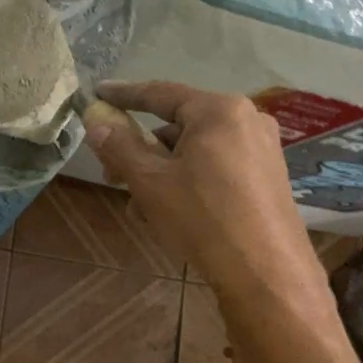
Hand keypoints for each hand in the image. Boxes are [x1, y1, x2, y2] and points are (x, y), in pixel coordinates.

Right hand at [84, 81, 326, 309]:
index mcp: (218, 111)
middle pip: (177, 124)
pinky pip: (213, 165)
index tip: (97, 93)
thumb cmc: (202, 217)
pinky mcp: (265, 175)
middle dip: (140, 148)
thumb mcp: (149, 181)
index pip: (160, 93)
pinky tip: (169, 212)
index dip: (124, 95)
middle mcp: (246, 120)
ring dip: (159, 171)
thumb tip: (96, 122)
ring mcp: (260, 148)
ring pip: (193, 150)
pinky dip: (185, 180)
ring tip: (139, 207)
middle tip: (111, 173)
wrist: (263, 270)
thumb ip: (119, 146)